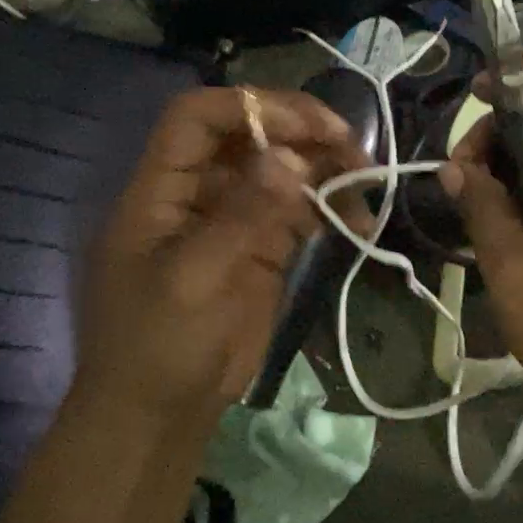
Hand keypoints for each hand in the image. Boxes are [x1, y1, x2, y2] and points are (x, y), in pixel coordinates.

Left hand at [73, 87, 371, 425]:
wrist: (160, 416)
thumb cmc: (158, 346)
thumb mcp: (194, 279)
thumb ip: (243, 215)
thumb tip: (291, 158)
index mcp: (162, 190)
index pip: (198, 118)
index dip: (251, 107)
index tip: (308, 126)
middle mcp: (199, 192)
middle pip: (250, 133)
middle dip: (301, 130)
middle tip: (350, 144)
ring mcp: (234, 217)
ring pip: (282, 166)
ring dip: (325, 164)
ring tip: (364, 176)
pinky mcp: (263, 244)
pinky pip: (301, 207)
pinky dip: (332, 206)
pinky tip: (357, 222)